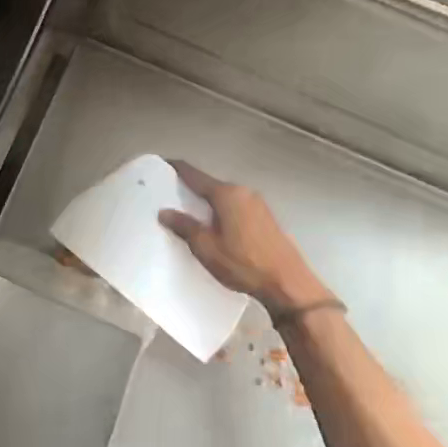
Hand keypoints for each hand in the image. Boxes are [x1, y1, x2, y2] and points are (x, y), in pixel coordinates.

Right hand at [158, 160, 335, 315]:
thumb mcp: (206, 248)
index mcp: (227, 194)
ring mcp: (257, 204)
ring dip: (205, 201)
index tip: (161, 164)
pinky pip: (235, 206)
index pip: (195, 175)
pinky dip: (219, 210)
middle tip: (168, 196)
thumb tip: (164, 212)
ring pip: (223, 196)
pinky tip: (212, 225)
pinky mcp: (264, 217)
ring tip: (186, 213)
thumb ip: (185, 226)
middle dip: (189, 188)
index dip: (176, 168)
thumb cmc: (243, 264)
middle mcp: (243, 192)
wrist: (287, 282)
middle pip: (210, 184)